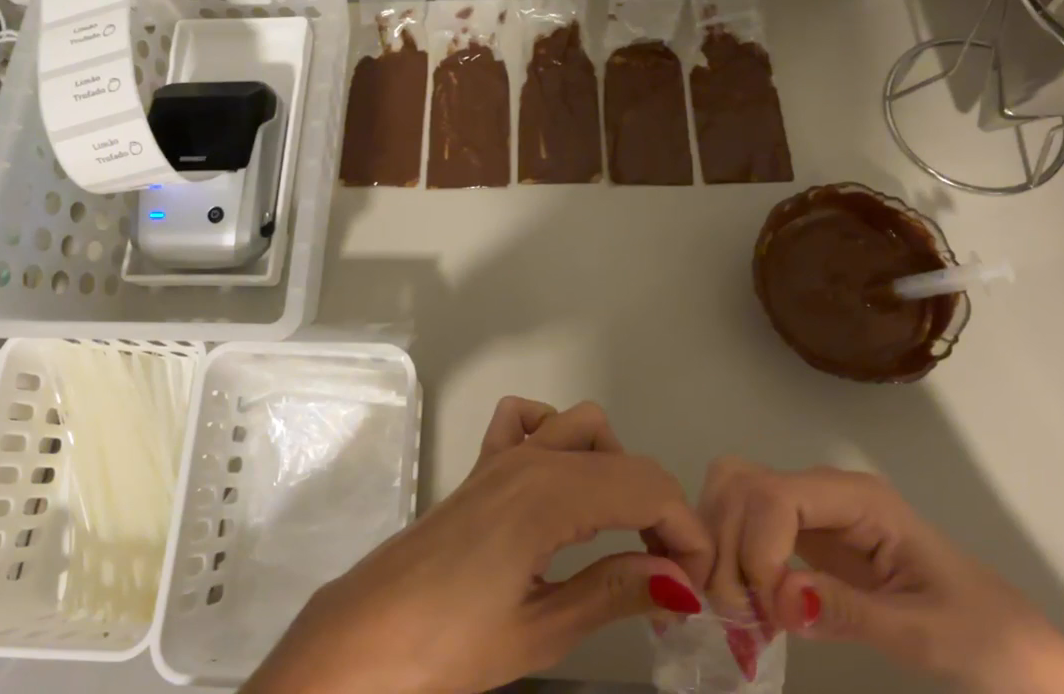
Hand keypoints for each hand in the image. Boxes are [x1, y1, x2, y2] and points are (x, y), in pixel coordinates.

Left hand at [243, 399, 713, 693]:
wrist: (365, 636)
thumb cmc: (449, 642)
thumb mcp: (541, 629)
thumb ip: (616, 592)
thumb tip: (682, 581)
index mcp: (549, 495)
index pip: (647, 488)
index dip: (686, 532)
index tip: (698, 584)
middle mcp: (529, 459)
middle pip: (625, 459)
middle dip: (662, 509)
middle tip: (670, 575)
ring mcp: (501, 456)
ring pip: (583, 426)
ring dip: (617, 467)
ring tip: (622, 530)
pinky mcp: (480, 468)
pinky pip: (526, 420)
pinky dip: (556, 435)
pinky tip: (561, 480)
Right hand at [698, 459, 1063, 693]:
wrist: (1020, 660)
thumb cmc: (987, 644)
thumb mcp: (926, 637)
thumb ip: (849, 613)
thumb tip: (776, 597)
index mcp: (862, 500)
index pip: (776, 494)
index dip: (756, 547)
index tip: (765, 610)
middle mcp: (828, 493)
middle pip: (742, 484)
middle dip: (726, 543)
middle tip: (739, 612)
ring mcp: (813, 513)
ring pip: (733, 496)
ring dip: (720, 546)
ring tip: (738, 608)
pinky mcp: (804, 539)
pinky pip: (746, 526)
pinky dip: (729, 556)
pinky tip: (743, 602)